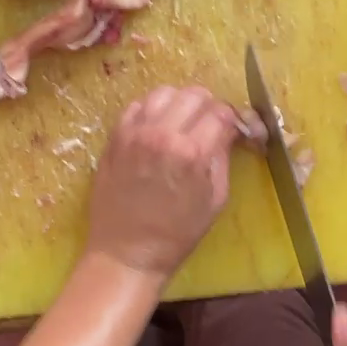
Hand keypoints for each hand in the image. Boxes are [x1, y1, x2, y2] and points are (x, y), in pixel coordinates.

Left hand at [87, 85, 238, 279]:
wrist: (127, 253)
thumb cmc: (177, 234)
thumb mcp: (215, 199)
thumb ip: (222, 157)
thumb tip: (230, 131)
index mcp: (192, 152)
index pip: (221, 113)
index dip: (232, 119)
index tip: (232, 130)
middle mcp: (163, 133)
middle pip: (194, 95)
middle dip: (208, 107)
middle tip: (208, 127)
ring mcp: (134, 133)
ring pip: (164, 92)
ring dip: (179, 103)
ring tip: (181, 123)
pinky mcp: (115, 137)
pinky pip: (137, 106)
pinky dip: (151, 110)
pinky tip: (156, 128)